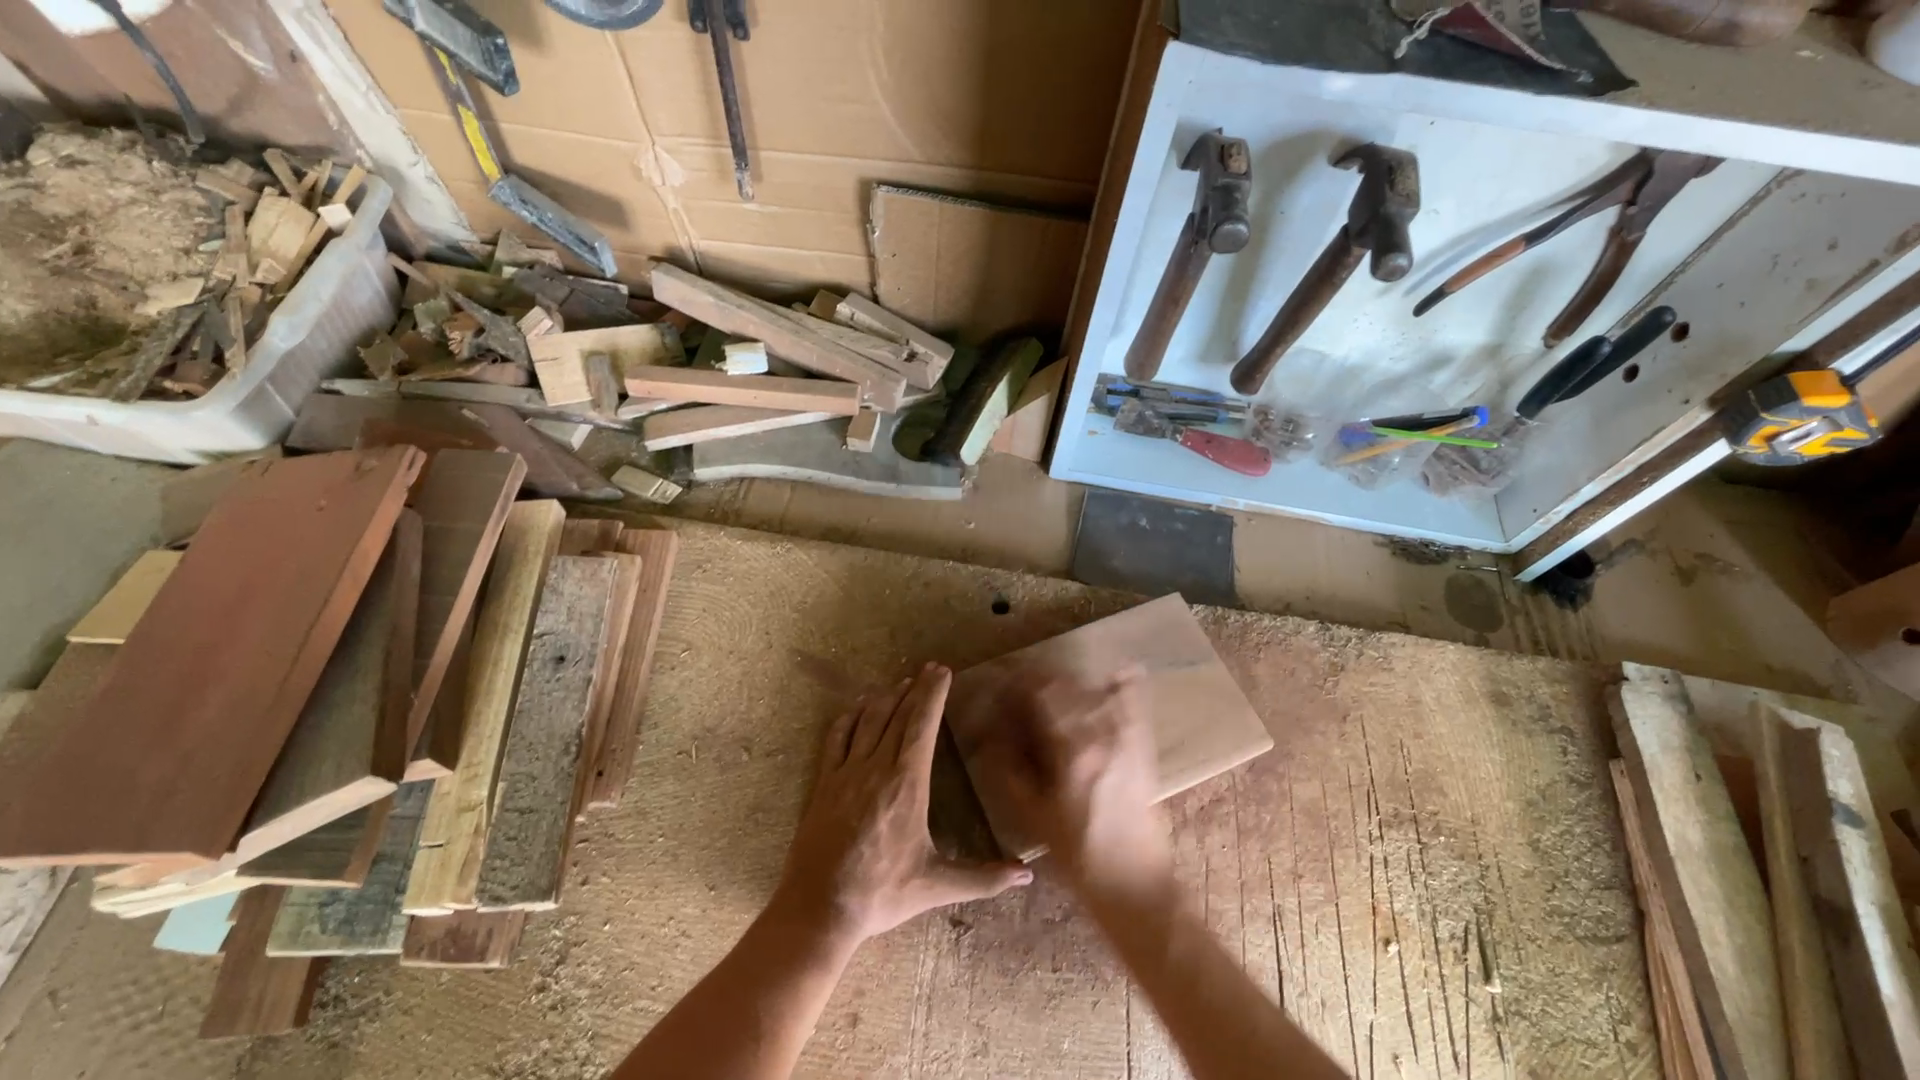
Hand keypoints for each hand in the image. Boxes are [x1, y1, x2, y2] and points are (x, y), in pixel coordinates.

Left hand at [773, 663, 1032, 943]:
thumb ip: (985, 877)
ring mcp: (845, 774)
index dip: (932, 695)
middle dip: (914, 689)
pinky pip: (836, 739)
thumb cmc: (882, 894)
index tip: (941, 671)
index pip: (922, 725)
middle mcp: (875, 768)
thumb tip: (1027, 876)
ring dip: (884, 698)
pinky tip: (856, 710)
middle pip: (897, 715)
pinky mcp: (823, 785)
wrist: (820, 908)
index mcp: (907, 784)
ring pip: (867, 722)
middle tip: (927, 669)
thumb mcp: (938, 885)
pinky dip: (849, 718)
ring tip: (898, 684)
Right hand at [981, 667, 1172, 903]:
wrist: (1134, 882)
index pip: (1036, 691)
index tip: (993, 684)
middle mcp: (1101, 732)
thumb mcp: (1031, 814)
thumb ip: (1008, 768)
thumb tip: (990, 734)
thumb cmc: (1076, 855)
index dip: (1011, 681)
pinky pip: (1132, 701)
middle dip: (1033, 678)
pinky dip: (1119, 683)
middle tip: (1013, 690)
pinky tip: (1111, 673)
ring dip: (1066, 681)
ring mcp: (1127, 736)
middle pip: (1063, 682)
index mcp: (1070, 747)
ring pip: (1093, 686)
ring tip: (1046, 690)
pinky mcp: (1143, 746)